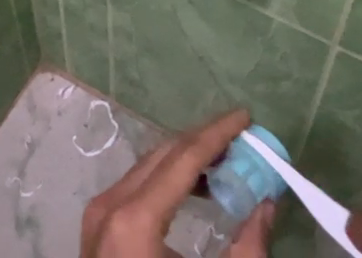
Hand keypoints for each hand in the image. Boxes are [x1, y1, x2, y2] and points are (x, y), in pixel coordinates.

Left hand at [81, 108, 275, 257]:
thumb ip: (247, 249)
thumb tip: (266, 206)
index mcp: (134, 219)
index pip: (183, 157)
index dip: (218, 132)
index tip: (246, 116)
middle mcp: (109, 206)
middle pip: (164, 154)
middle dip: (205, 140)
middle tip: (242, 137)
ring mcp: (96, 216)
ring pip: (147, 166)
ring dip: (186, 158)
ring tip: (225, 160)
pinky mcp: (95, 229)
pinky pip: (135, 186)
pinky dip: (167, 178)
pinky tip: (194, 189)